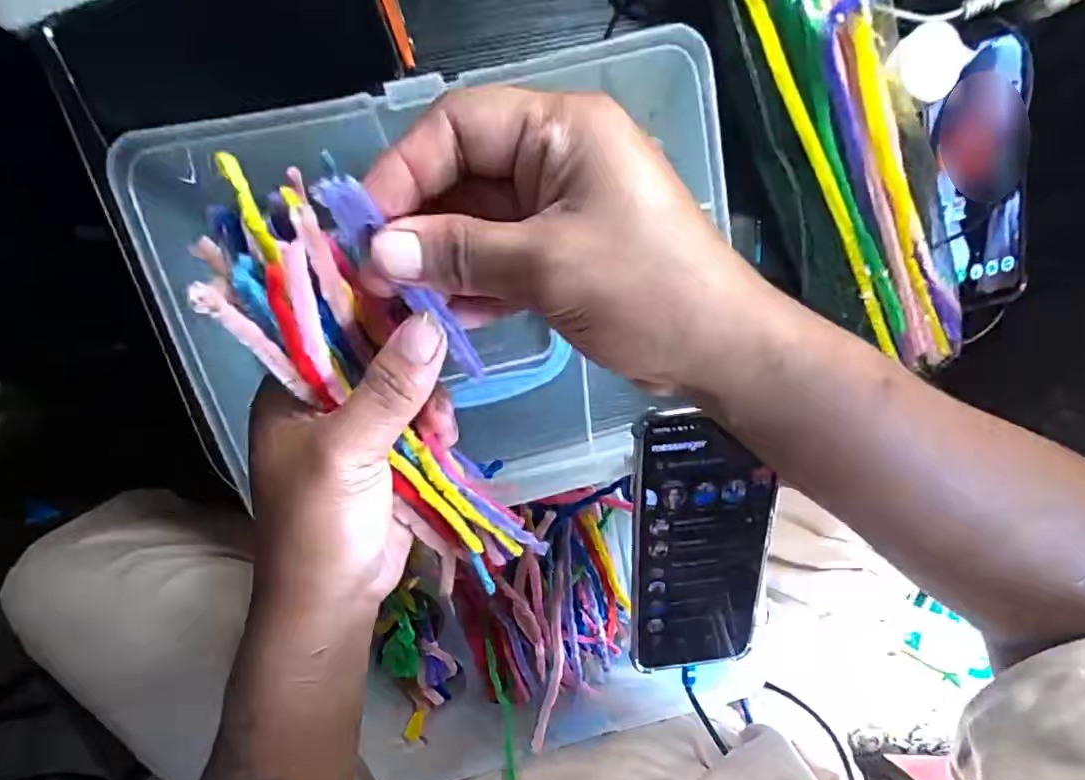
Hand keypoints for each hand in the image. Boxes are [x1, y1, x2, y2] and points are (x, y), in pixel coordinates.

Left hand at [248, 313, 452, 611]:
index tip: (417, 300)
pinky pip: (418, 426)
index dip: (370, 308)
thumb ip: (388, 390)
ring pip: (404, 392)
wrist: (334, 598)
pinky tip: (446, 441)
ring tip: (443, 432)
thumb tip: (429, 325)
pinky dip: (435, 430)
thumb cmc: (319, 524)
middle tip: (436, 392)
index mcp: (291, 391)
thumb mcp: (347, 452)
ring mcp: (359, 432)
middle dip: (412, 369)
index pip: (328, 327)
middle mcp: (323, 403)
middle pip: (375, 357)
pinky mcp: (389, 459)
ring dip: (429, 405)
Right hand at [360, 87, 779, 395]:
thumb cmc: (645, 291)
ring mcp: (561, 213)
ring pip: (481, 227)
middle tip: (377, 276)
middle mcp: (557, 161)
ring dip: (444, 262)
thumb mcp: (548, 265)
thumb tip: (382, 251)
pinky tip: (448, 314)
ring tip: (404, 301)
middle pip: (465, 178)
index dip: (406, 170)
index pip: (460, 126)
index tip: (368, 225)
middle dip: (420, 226)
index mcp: (561, 131)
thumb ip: (463, 253)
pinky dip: (478, 286)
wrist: (716, 348)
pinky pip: (506, 263)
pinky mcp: (565, 258)